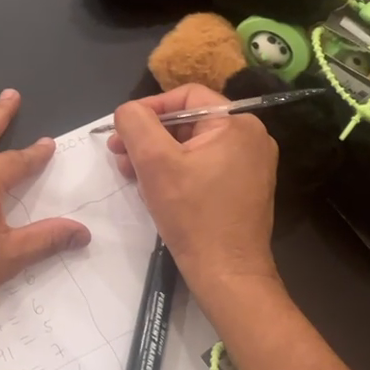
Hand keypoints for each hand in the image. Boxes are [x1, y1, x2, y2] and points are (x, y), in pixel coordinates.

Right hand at [107, 84, 278, 288]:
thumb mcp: (154, 161)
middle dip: (148, 136)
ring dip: (156, 155)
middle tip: (119, 155)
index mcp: (237, 124)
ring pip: (190, 145)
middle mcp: (250, 138)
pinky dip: (174, 172)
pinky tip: (153, 189)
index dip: (149, 108)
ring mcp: (249, 165)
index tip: (122, 130)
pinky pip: (201, 166)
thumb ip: (135, 123)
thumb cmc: (192, 214)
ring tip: (131, 175)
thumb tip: (127, 111)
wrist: (226, 274)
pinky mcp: (242, 188)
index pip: (185, 95)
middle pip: (186, 120)